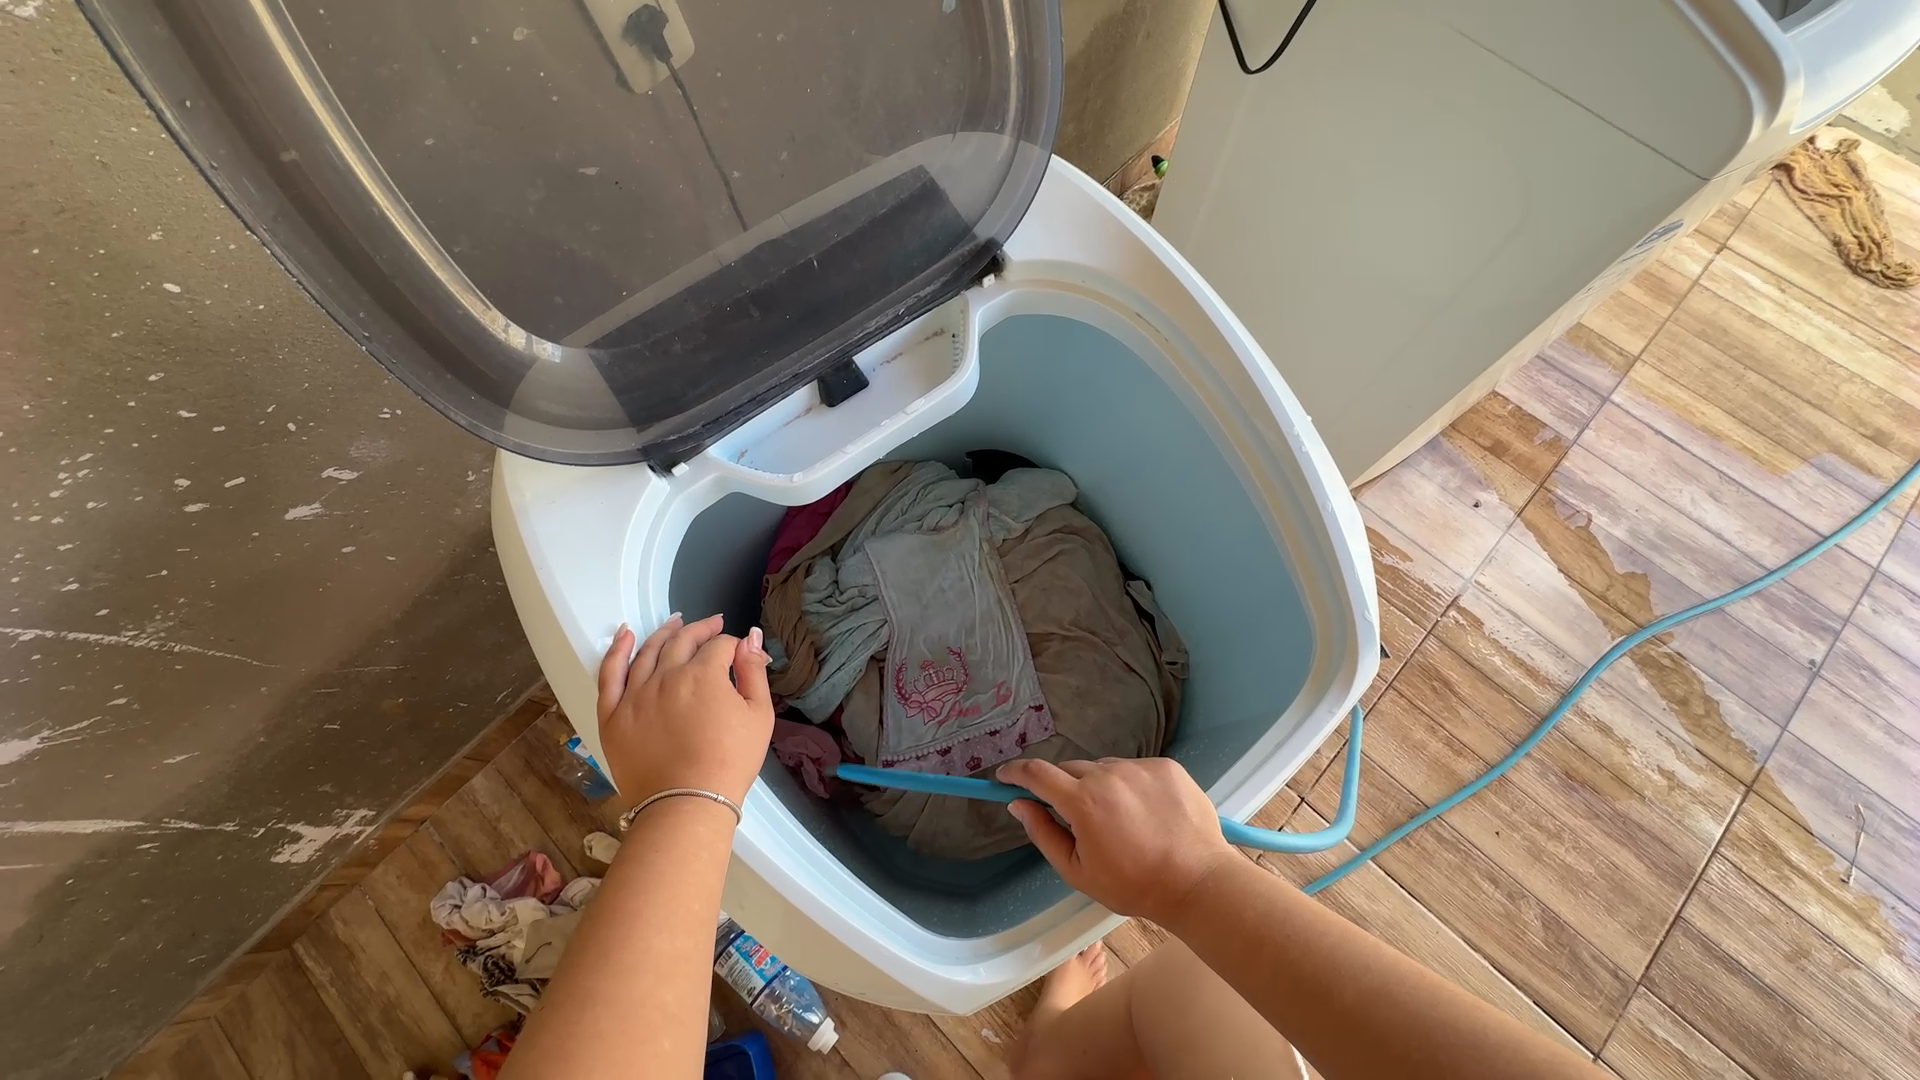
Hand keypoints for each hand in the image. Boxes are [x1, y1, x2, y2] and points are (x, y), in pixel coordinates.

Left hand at [596, 614, 773, 806]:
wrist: (687, 805)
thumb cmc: (730, 762)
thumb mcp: (759, 715)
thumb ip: (754, 672)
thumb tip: (750, 639)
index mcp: (703, 674)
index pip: (719, 645)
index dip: (733, 645)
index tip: (740, 652)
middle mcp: (667, 676)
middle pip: (683, 640)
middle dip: (702, 629)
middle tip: (713, 624)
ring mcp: (635, 694)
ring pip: (649, 651)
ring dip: (665, 632)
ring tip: (675, 622)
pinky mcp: (613, 715)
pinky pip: (610, 674)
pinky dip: (617, 650)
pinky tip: (625, 634)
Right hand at [998, 757, 1242, 922]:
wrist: (1198, 882)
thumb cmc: (1133, 885)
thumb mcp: (1077, 871)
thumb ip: (1043, 833)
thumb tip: (1018, 804)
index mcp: (1082, 801)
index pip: (1037, 773)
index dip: (1016, 772)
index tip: (1006, 776)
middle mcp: (1108, 774)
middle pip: (1071, 769)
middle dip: (1063, 787)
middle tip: (1074, 815)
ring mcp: (1139, 767)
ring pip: (1104, 768)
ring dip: (1099, 785)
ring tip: (1119, 820)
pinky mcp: (1166, 766)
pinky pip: (1135, 769)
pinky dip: (1130, 785)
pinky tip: (1145, 813)